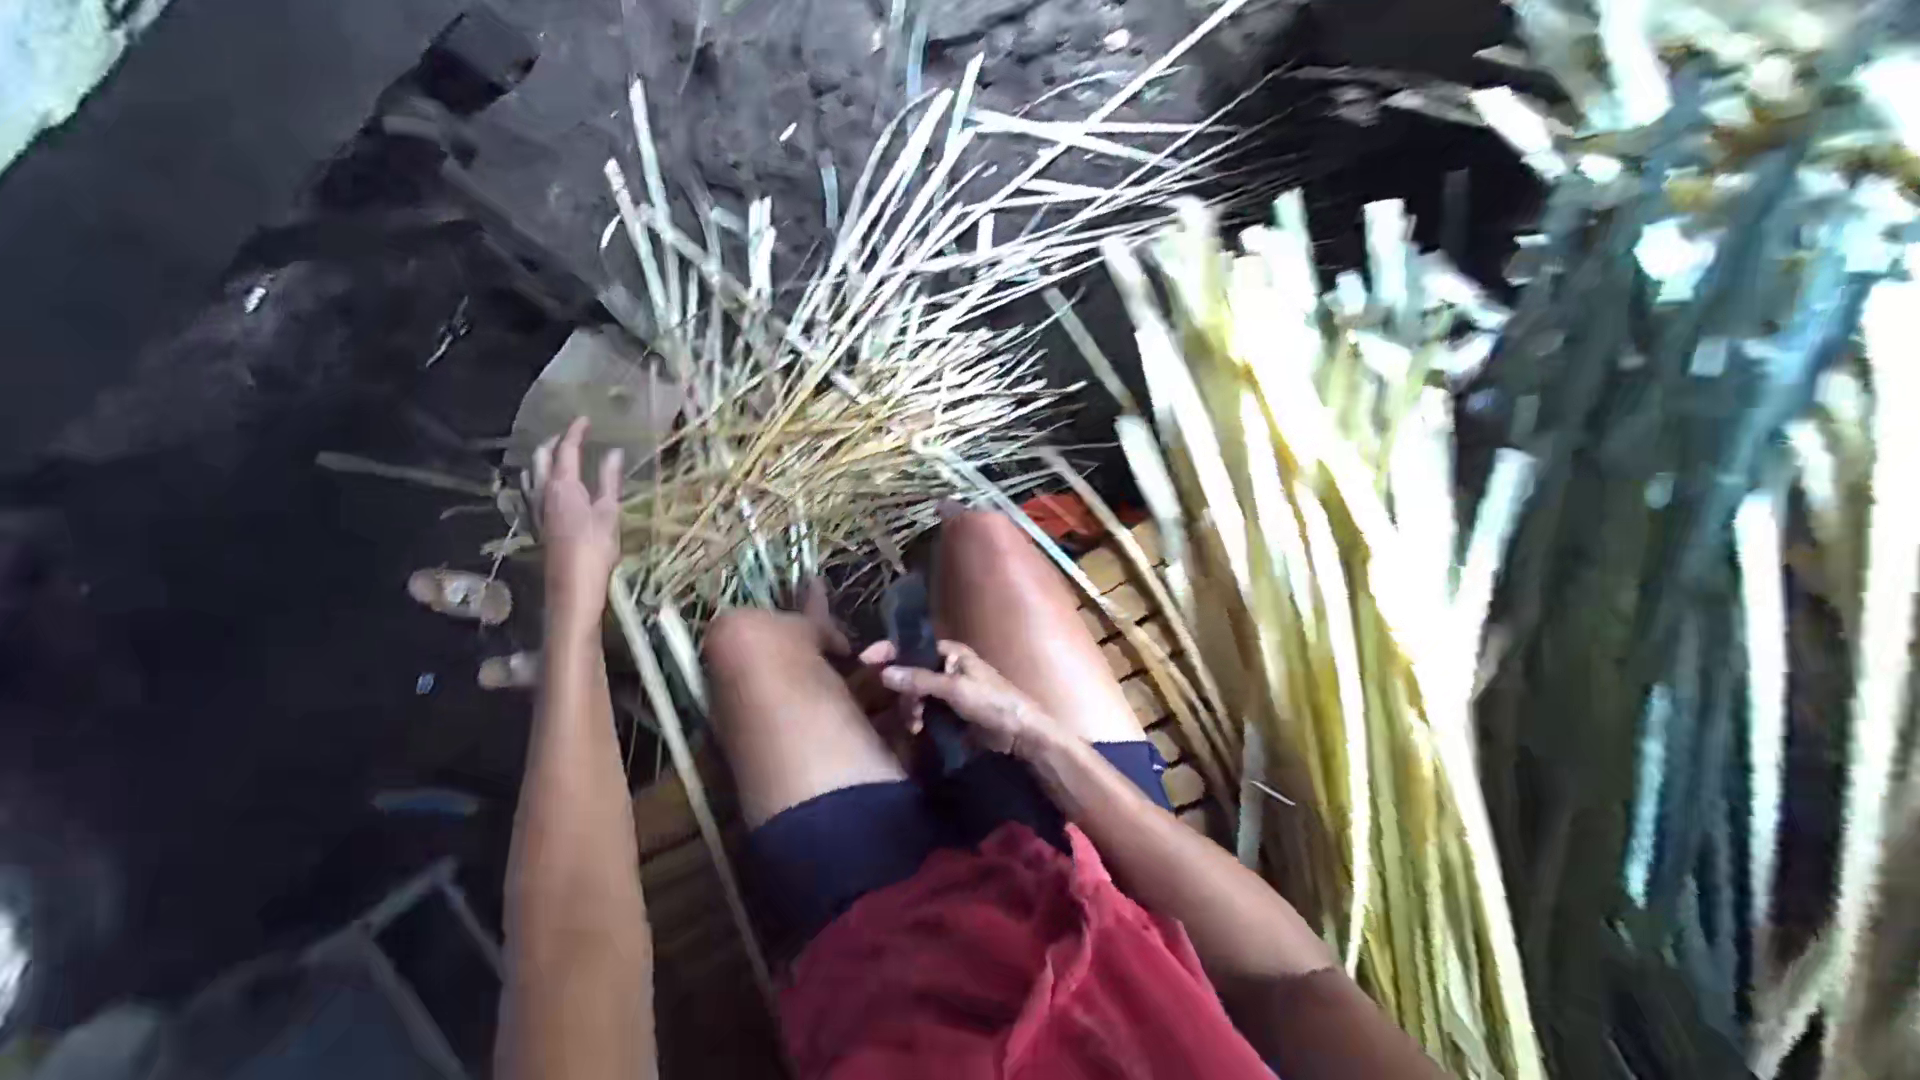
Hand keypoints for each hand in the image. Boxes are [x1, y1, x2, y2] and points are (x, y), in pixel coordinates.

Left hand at [531, 418, 623, 619]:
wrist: (573, 584)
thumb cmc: (596, 547)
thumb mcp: (609, 512)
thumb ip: (609, 481)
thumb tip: (613, 453)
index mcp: (563, 485)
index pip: (567, 449)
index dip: (575, 432)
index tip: (585, 419)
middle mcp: (544, 491)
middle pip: (543, 457)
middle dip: (555, 442)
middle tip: (571, 435)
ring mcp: (537, 507)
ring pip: (533, 472)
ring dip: (544, 458)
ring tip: (558, 454)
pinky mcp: (538, 521)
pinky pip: (533, 488)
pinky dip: (541, 477)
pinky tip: (550, 485)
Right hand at [880, 641, 1054, 757]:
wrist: (1021, 733)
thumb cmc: (993, 703)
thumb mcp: (954, 690)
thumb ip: (919, 680)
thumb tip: (884, 672)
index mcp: (952, 653)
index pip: (913, 646)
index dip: (889, 650)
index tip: (865, 660)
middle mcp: (948, 666)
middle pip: (911, 671)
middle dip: (903, 690)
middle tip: (907, 710)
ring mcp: (949, 689)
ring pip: (915, 692)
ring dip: (910, 708)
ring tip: (915, 725)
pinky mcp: (951, 710)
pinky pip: (924, 709)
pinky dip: (918, 717)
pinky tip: (919, 729)